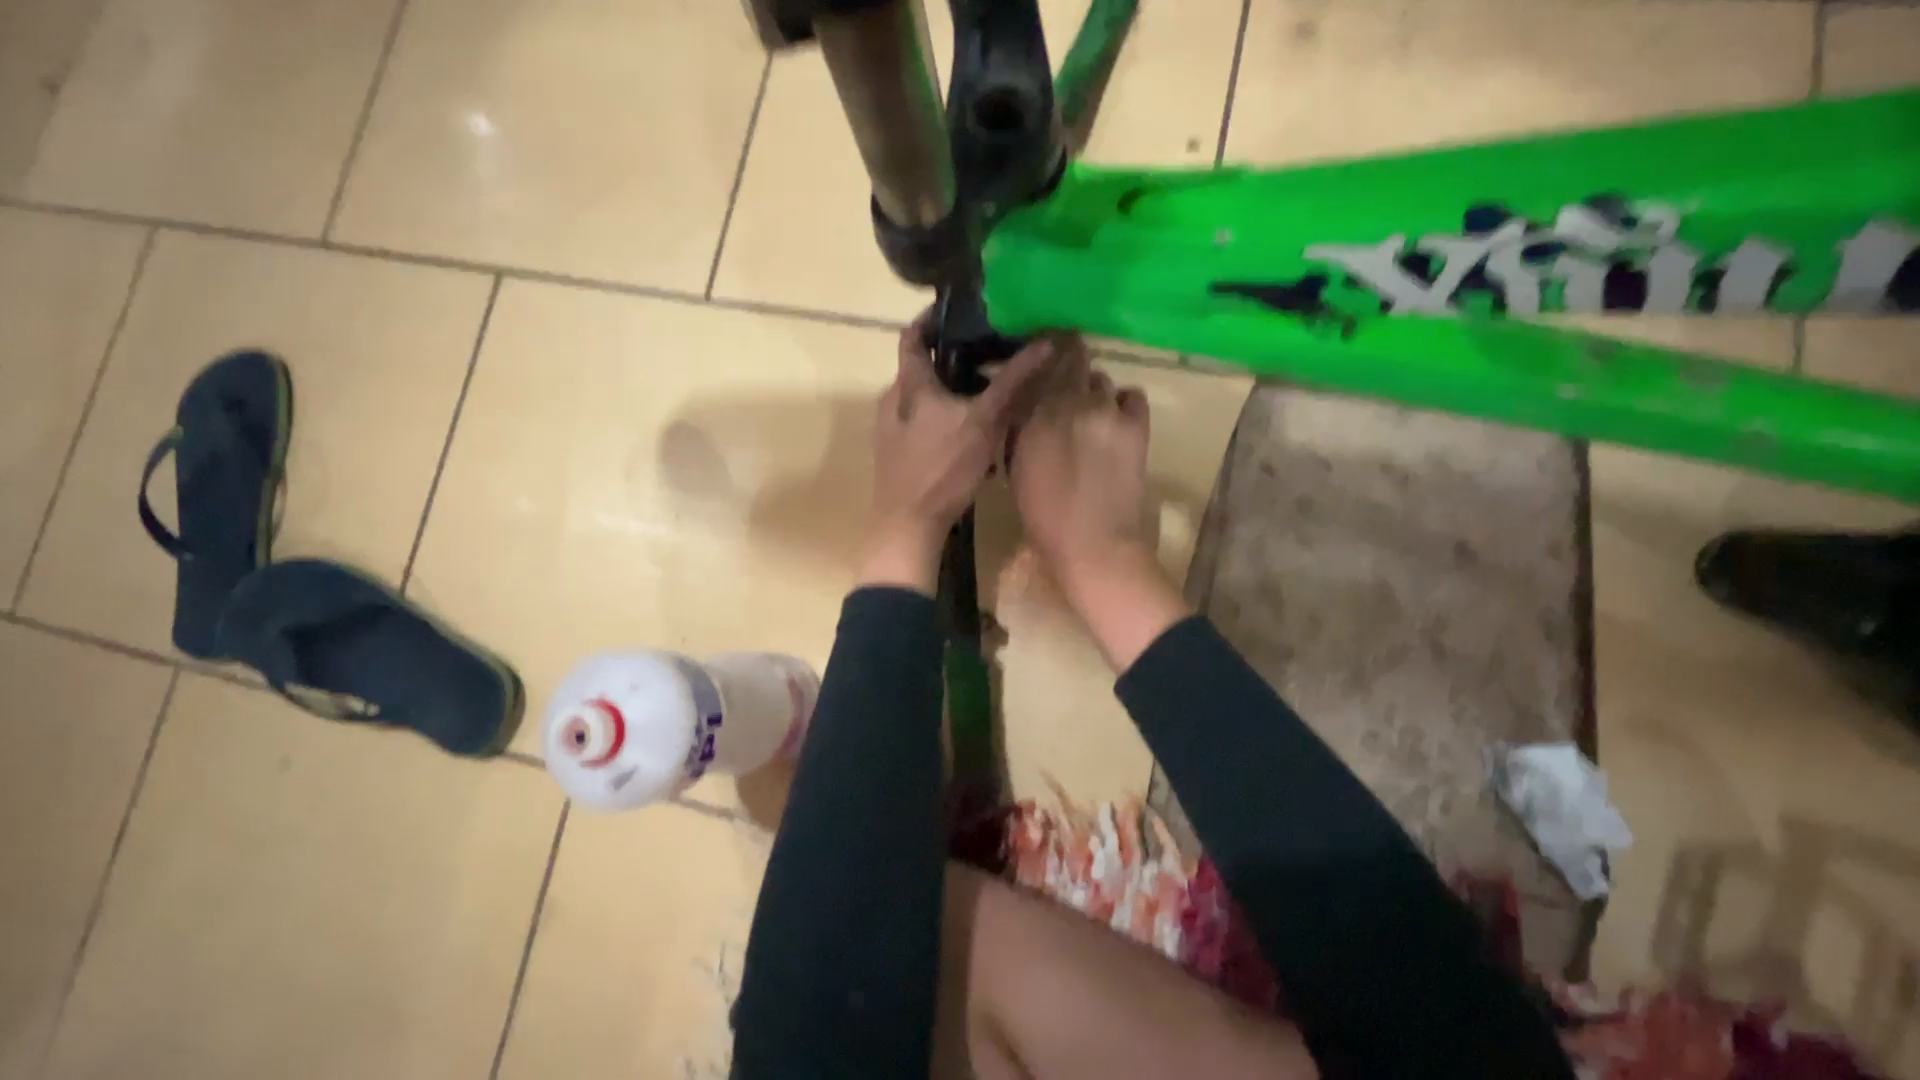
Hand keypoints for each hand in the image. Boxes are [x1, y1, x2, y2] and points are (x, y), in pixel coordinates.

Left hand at [863, 317, 1053, 592]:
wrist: (908, 527)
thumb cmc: (942, 469)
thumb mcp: (983, 422)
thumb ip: (1013, 382)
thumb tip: (1047, 343)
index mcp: (908, 386)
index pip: (913, 336)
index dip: (932, 318)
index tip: (963, 310)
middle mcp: (894, 402)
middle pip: (925, 369)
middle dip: (957, 361)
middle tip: (993, 356)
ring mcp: (892, 432)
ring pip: (927, 400)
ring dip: (955, 394)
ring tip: (991, 397)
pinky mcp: (899, 457)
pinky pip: (926, 426)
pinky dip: (949, 420)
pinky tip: (975, 437)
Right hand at [1007, 337, 1154, 587]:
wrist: (1094, 545)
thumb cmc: (1045, 518)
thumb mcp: (1017, 470)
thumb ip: (1021, 430)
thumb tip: (1027, 406)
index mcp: (1033, 415)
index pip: (1040, 363)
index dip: (1044, 353)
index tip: (1042, 355)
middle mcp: (1070, 402)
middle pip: (1073, 362)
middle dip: (1069, 367)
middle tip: (1066, 384)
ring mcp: (1107, 410)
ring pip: (1101, 380)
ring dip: (1095, 391)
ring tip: (1092, 413)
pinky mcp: (1137, 426)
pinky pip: (1131, 396)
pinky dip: (1123, 403)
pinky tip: (1117, 420)